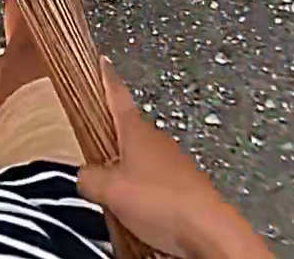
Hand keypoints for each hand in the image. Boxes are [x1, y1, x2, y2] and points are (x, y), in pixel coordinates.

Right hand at [78, 61, 272, 258]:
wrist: (211, 233)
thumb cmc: (160, 200)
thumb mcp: (110, 190)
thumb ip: (89, 178)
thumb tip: (82, 176)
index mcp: (134, 129)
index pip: (117, 95)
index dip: (108, 77)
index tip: (104, 60)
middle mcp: (155, 139)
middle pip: (129, 132)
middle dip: (115, 144)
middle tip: (99, 160)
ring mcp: (175, 161)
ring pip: (145, 161)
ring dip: (133, 174)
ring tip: (121, 201)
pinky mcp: (190, 187)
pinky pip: (161, 185)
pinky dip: (151, 196)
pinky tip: (146, 216)